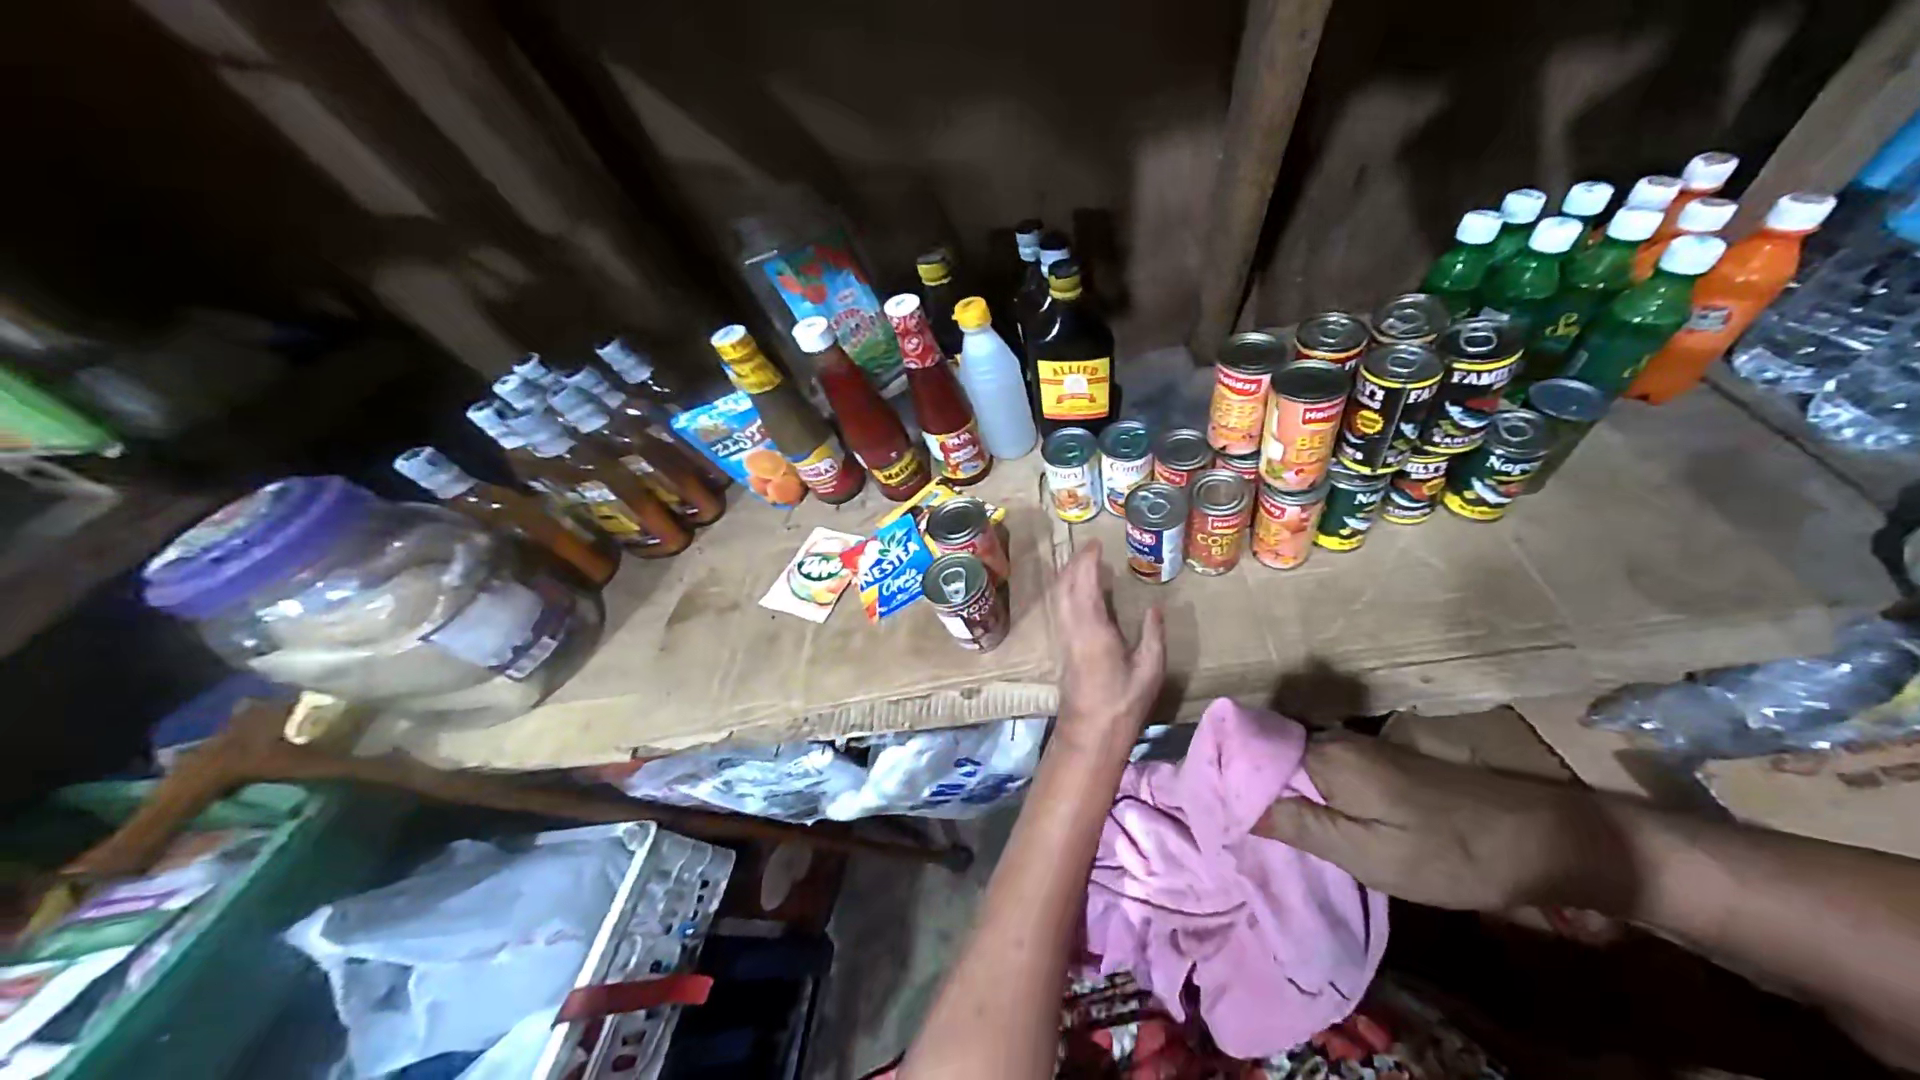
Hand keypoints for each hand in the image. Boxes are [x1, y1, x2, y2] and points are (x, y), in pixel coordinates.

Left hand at [1049, 541, 1164, 756]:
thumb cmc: (1123, 701)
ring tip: (1083, 563)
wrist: (1090, 731)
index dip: (1088, 561)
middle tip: (1090, 548)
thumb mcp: (1149, 668)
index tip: (1096, 544)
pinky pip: (1059, 607)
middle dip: (1074, 562)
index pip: (1085, 583)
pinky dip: (1065, 590)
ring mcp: (1063, 636)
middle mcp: (1072, 627)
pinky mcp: (1061, 646)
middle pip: (1065, 584)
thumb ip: (1153, 635)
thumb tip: (1155, 607)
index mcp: (1093, 628)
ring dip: (1067, 575)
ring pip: (1058, 596)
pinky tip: (1076, 591)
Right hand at [1254, 734, 1634, 914]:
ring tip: (1262, 832)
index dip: (1230, 781)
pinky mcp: (1382, 764)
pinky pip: (1325, 774)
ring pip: (1298, 767)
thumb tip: (1238, 809)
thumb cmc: (1450, 853)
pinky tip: (1308, 825)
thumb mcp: (1367, 854)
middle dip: (1252, 789)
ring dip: (1281, 796)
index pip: (1252, 754)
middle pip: (1272, 758)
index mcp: (1325, 756)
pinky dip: (1310, 797)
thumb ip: (1299, 826)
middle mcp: (1336, 740)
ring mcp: (1362, 750)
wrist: (1547, 841)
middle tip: (1236, 831)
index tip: (1213, 812)